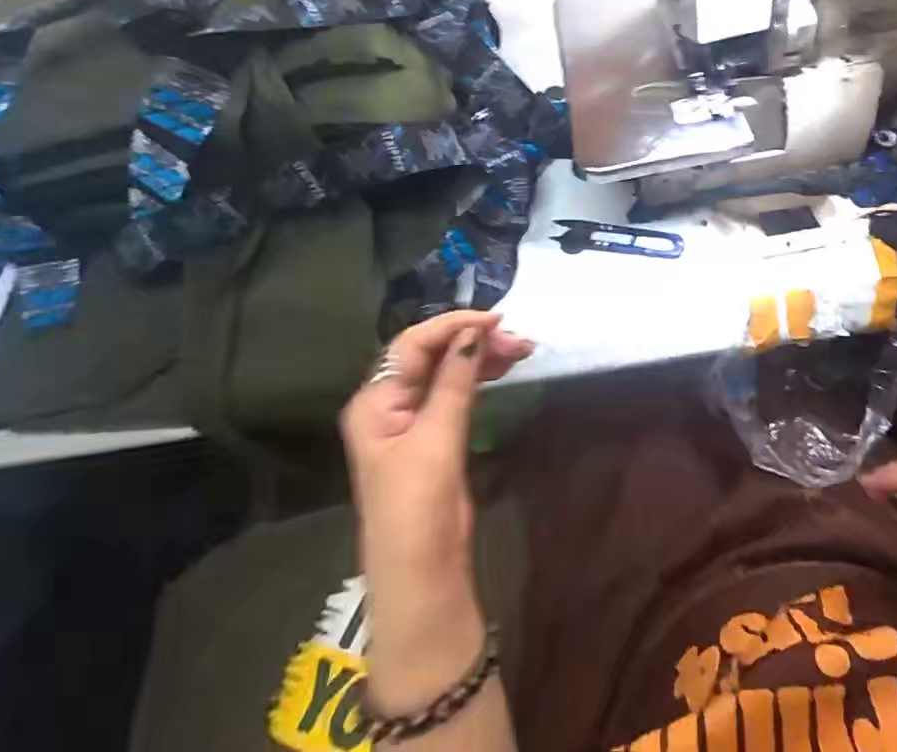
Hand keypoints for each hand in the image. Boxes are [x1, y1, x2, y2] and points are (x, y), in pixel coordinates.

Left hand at [341, 311, 532, 709]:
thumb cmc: (418, 508)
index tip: (495, 320)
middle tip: (518, 340)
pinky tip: (500, 368)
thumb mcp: (435, 441)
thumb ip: (454, 383)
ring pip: (445, 373)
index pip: (411, 345)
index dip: (452, 326)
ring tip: (521, 349)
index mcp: (375, 400)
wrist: (422, 577)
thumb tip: (474, 333)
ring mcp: (410, 421)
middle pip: (430, 356)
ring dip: (479, 358)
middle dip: (471, 341)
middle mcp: (388, 404)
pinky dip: (477, 379)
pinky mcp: (433, 438)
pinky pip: (454, 394)